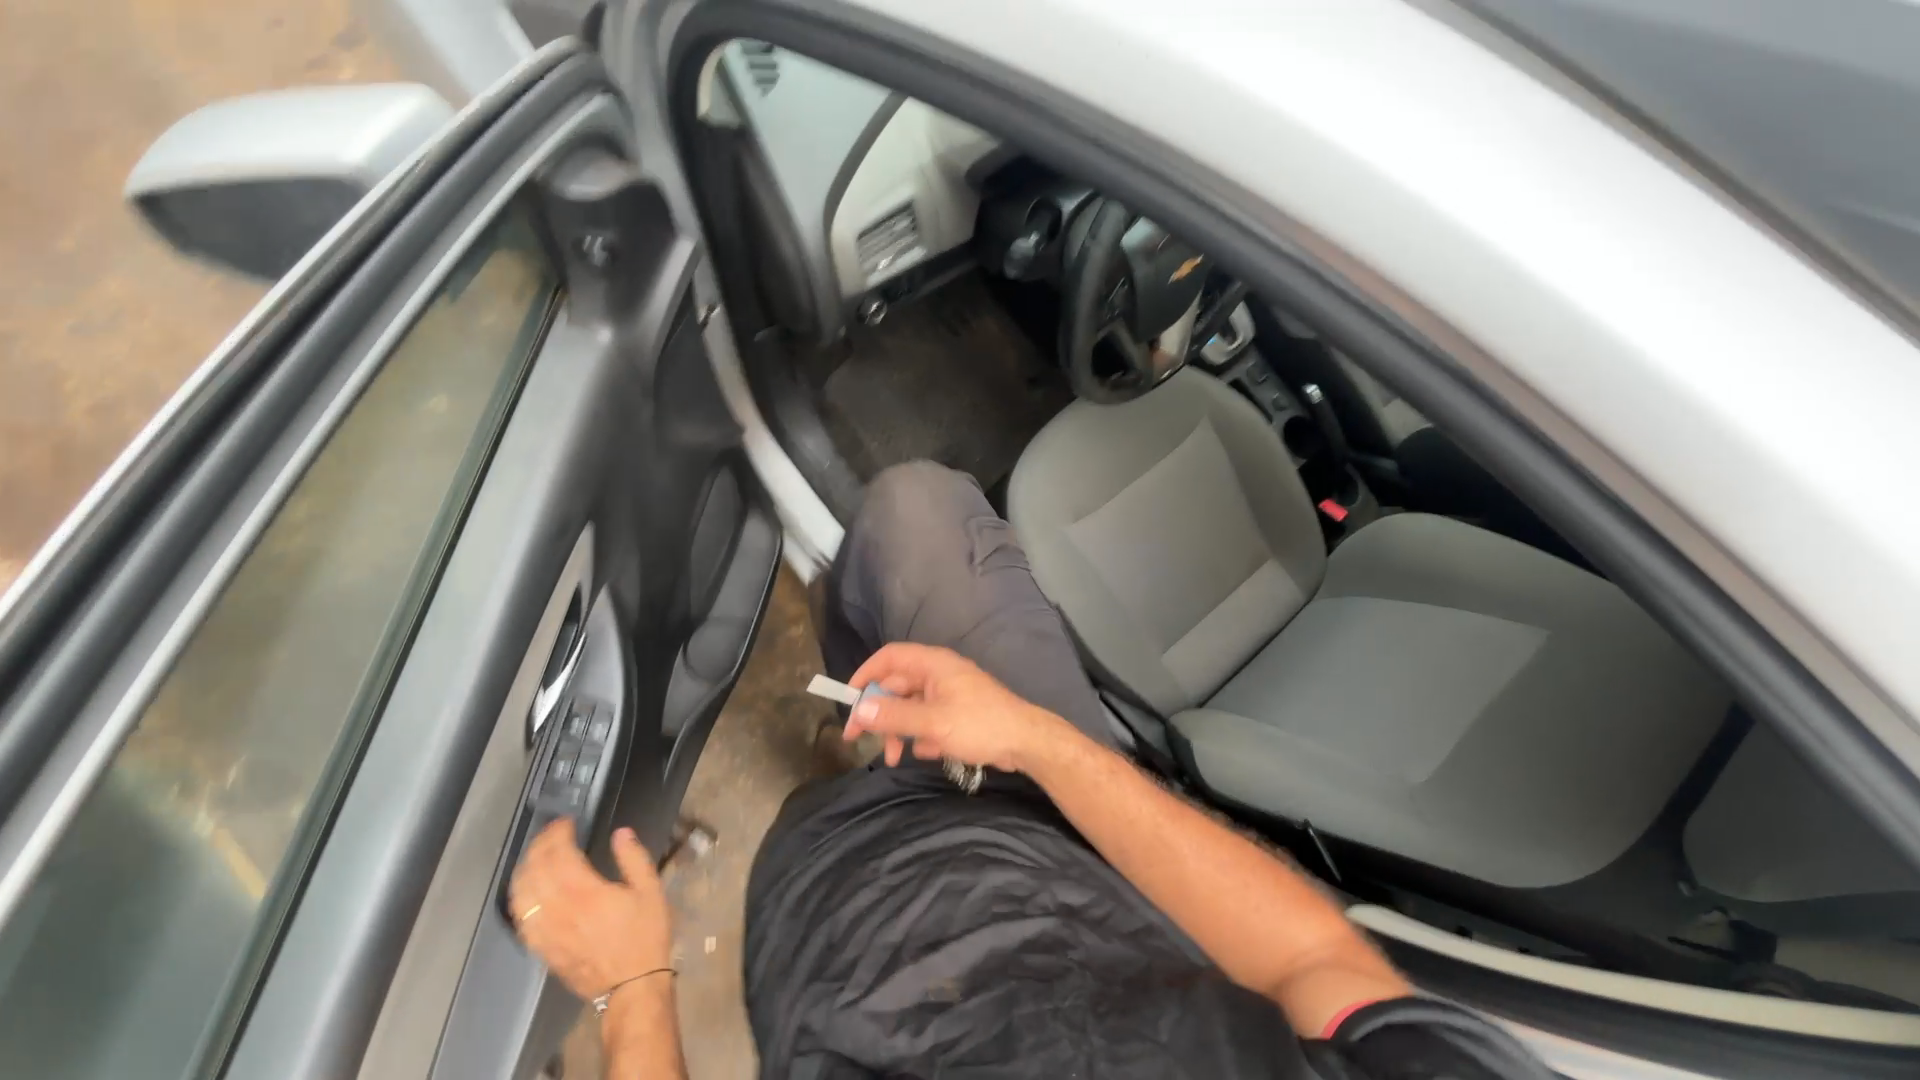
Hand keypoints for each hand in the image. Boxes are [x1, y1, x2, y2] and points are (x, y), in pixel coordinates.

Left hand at [508, 820, 672, 1001]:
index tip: (565, 823)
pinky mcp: (541, 948)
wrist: (630, 986)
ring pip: (522, 894)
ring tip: (534, 857)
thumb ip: (634, 858)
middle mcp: (559, 909)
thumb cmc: (644, 936)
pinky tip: (526, 892)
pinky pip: (520, 919)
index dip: (558, 833)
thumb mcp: (650, 891)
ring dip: (524, 870)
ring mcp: (546, 931)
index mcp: (585, 891)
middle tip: (550, 834)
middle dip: (539, 846)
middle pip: (535, 870)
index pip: (559, 854)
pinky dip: (520, 898)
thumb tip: (621, 833)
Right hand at [847, 643, 1077, 772]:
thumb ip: (894, 716)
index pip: (889, 657)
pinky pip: (929, 721)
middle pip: (897, 687)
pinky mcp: (958, 714)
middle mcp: (939, 674)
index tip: (849, 699)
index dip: (866, 674)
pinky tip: (930, 753)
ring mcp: (949, 694)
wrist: (1026, 742)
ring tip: (895, 758)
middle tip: (858, 739)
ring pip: (911, 708)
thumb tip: (859, 710)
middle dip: (879, 713)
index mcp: (933, 664)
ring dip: (899, 731)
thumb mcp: (933, 723)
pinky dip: (923, 737)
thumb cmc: (980, 725)